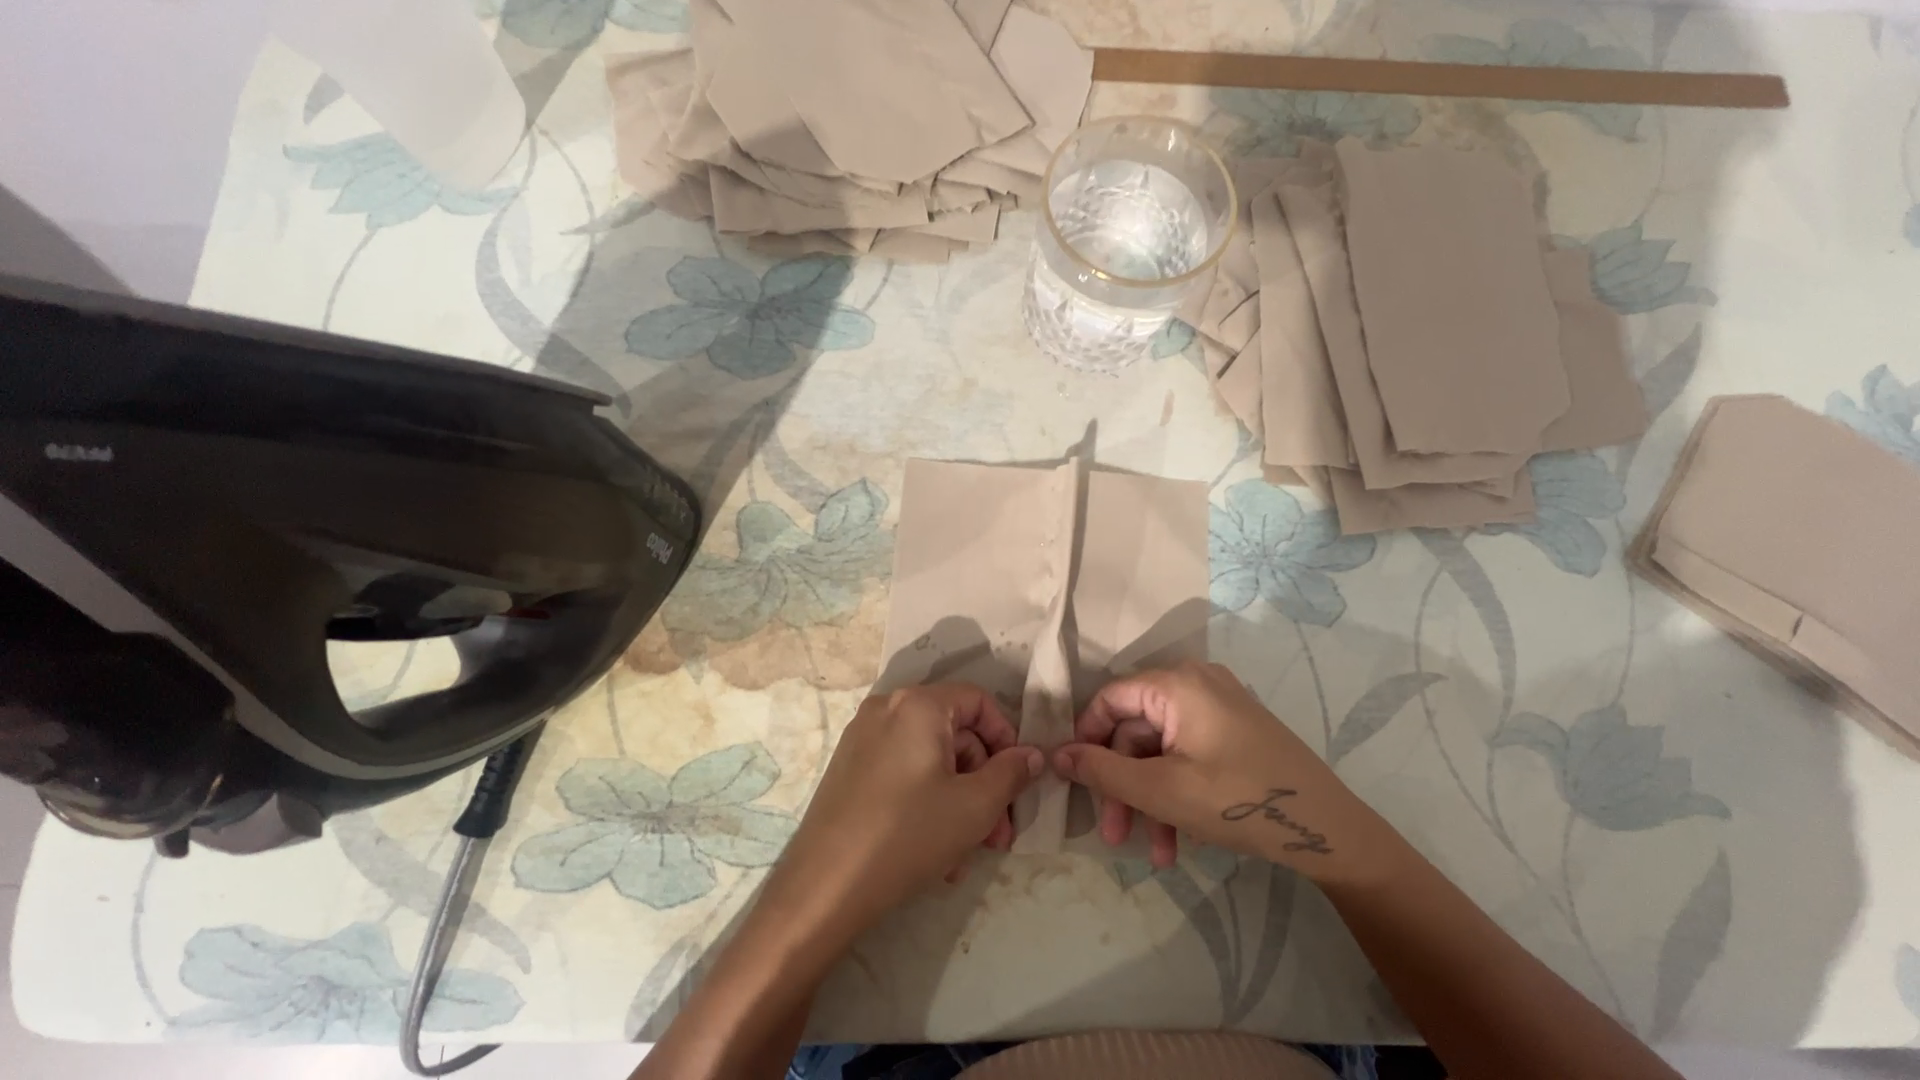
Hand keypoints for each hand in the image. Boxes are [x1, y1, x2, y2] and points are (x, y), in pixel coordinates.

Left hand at [768, 683, 1041, 932]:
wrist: (826, 885)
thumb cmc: (910, 834)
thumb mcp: (975, 805)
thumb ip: (1011, 773)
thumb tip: (1031, 754)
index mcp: (917, 705)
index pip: (978, 701)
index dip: (1006, 738)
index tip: (1017, 780)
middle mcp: (885, 710)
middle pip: (954, 733)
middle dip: (984, 782)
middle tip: (999, 832)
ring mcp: (862, 740)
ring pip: (930, 760)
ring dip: (959, 801)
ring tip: (969, 854)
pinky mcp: (849, 770)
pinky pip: (903, 774)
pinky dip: (927, 803)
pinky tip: (937, 854)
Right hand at [1053, 663, 1402, 884]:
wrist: (1327, 829)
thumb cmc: (1237, 800)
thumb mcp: (1160, 790)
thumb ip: (1102, 771)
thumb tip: (1057, 754)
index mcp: (1178, 684)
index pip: (1110, 698)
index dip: (1085, 739)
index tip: (1074, 781)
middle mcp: (1197, 685)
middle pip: (1135, 730)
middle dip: (1121, 786)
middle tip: (1112, 834)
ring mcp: (1220, 710)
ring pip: (1161, 752)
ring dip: (1148, 801)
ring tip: (1153, 853)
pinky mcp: (1235, 736)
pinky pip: (1188, 757)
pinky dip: (1176, 794)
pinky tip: (1179, 842)